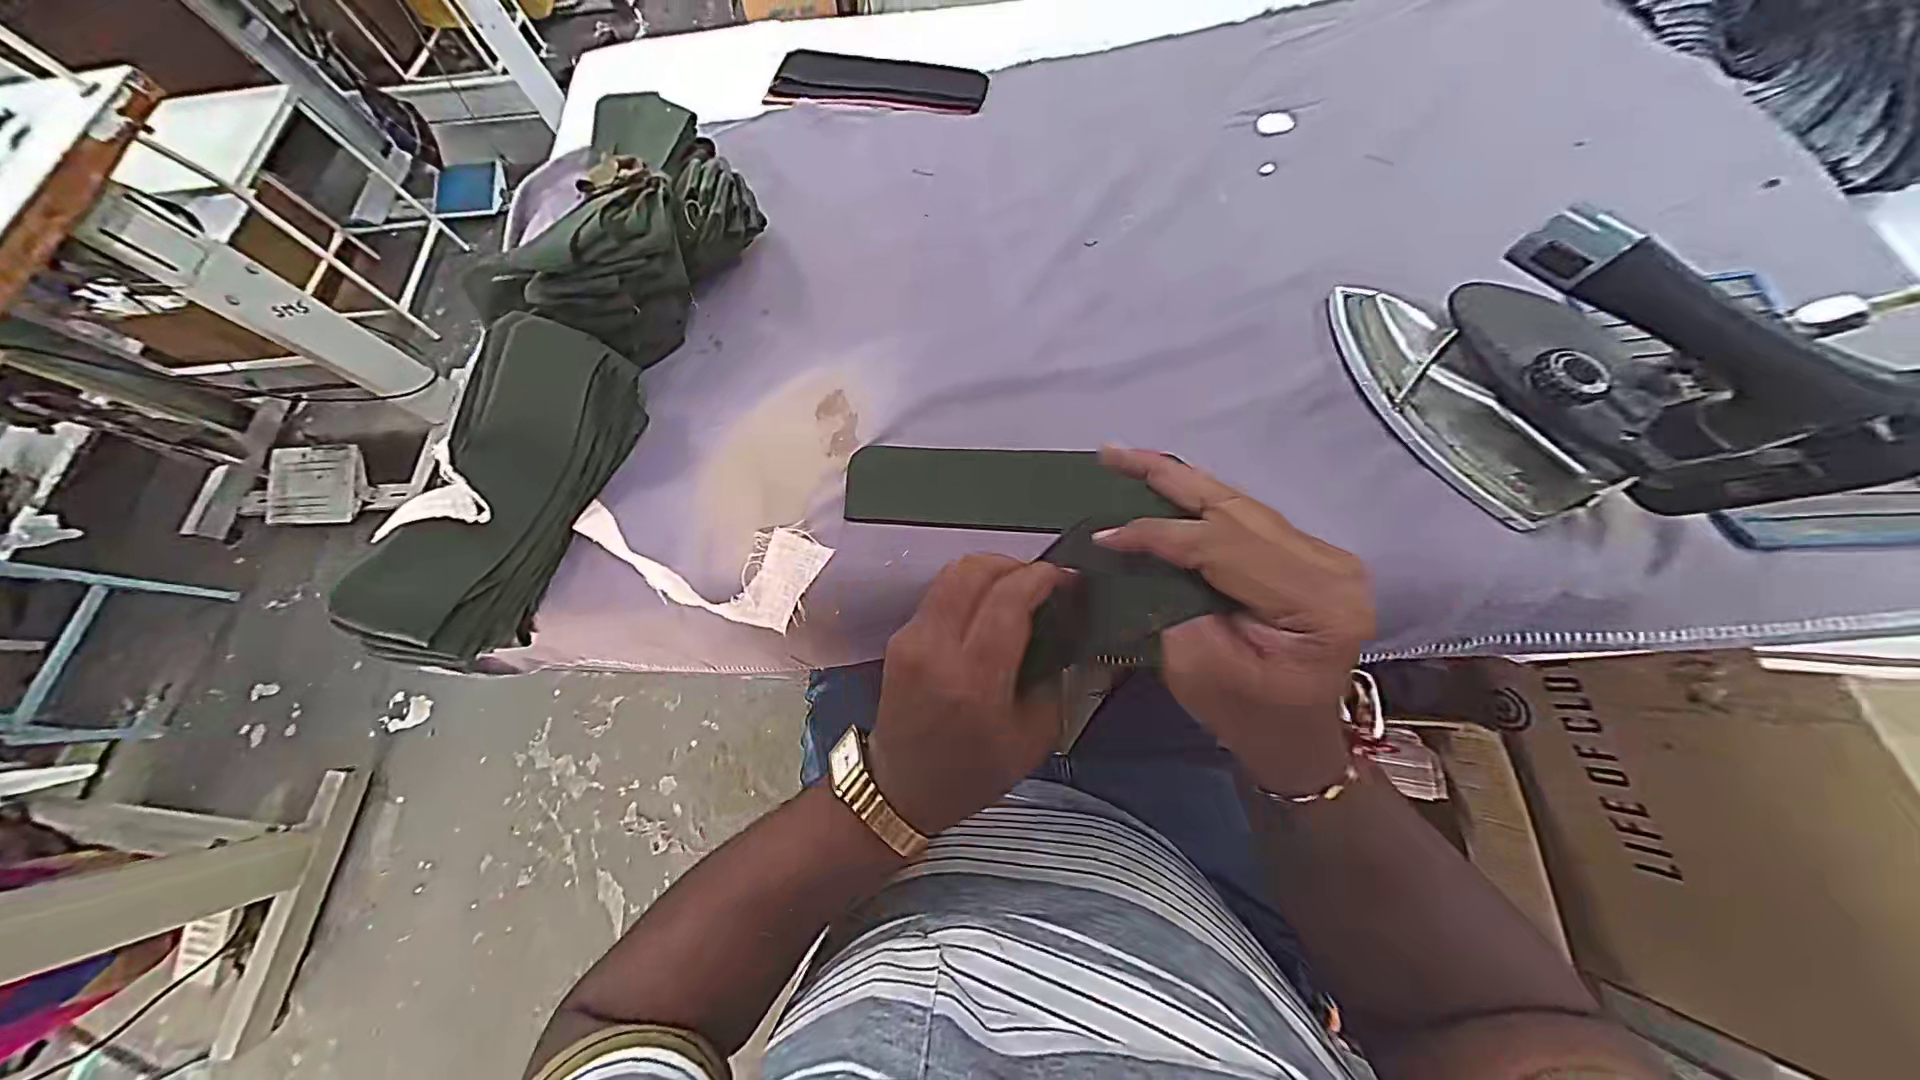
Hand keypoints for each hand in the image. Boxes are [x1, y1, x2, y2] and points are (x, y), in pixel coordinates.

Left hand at [867, 555, 1068, 834]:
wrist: (902, 788)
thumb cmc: (974, 772)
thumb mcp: (1034, 736)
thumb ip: (1052, 676)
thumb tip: (1060, 626)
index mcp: (975, 682)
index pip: (1007, 601)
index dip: (1040, 578)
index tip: (1064, 577)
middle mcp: (937, 650)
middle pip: (973, 571)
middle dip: (1013, 564)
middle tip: (1039, 581)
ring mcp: (911, 640)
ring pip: (952, 574)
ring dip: (989, 571)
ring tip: (1015, 590)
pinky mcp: (898, 637)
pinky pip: (939, 594)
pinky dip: (969, 588)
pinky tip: (986, 607)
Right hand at [1094, 447, 1375, 795]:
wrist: (1296, 737)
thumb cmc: (1251, 718)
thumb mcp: (1201, 670)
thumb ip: (1173, 607)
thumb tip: (1144, 554)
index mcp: (1316, 601)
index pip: (1221, 547)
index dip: (1155, 535)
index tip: (1102, 535)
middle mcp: (1330, 566)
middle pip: (1234, 508)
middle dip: (1166, 477)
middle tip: (1112, 453)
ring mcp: (1324, 556)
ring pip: (1239, 502)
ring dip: (1180, 479)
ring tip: (1129, 458)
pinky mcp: (1306, 556)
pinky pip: (1245, 515)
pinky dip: (1200, 498)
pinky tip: (1167, 483)